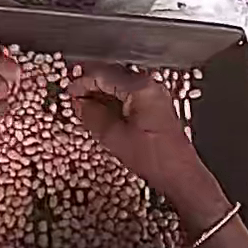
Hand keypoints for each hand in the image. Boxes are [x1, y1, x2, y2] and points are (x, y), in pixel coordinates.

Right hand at [65, 64, 213, 208]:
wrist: (179, 174)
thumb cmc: (152, 157)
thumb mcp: (114, 137)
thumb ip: (93, 115)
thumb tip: (79, 103)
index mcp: (140, 88)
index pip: (104, 74)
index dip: (82, 81)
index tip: (68, 90)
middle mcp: (150, 85)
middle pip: (113, 75)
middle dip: (91, 85)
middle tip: (73, 97)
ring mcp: (155, 95)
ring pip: (121, 85)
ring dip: (101, 93)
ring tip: (84, 106)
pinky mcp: (156, 106)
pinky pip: (130, 96)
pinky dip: (114, 101)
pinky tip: (103, 112)